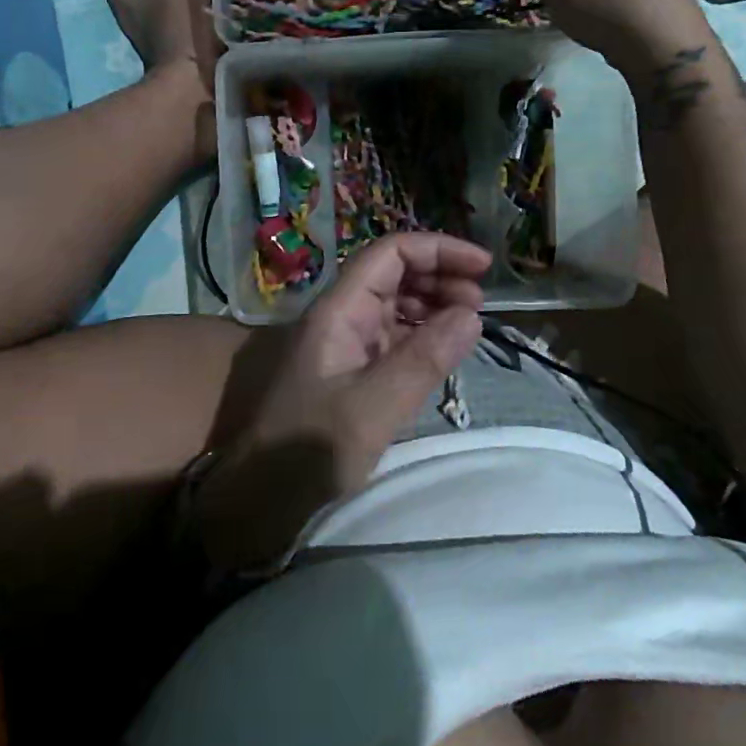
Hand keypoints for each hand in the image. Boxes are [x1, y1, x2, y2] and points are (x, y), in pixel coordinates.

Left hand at [196, 233, 489, 568]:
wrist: (263, 495)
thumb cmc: (311, 448)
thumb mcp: (373, 407)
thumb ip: (423, 359)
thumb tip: (471, 314)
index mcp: (338, 311)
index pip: (388, 254)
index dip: (437, 250)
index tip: (483, 267)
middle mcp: (340, 317)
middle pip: (392, 273)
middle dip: (438, 275)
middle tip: (480, 302)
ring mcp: (343, 344)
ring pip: (393, 304)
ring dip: (432, 303)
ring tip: (469, 320)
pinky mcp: (349, 371)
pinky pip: (391, 336)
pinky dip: (420, 334)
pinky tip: (443, 348)